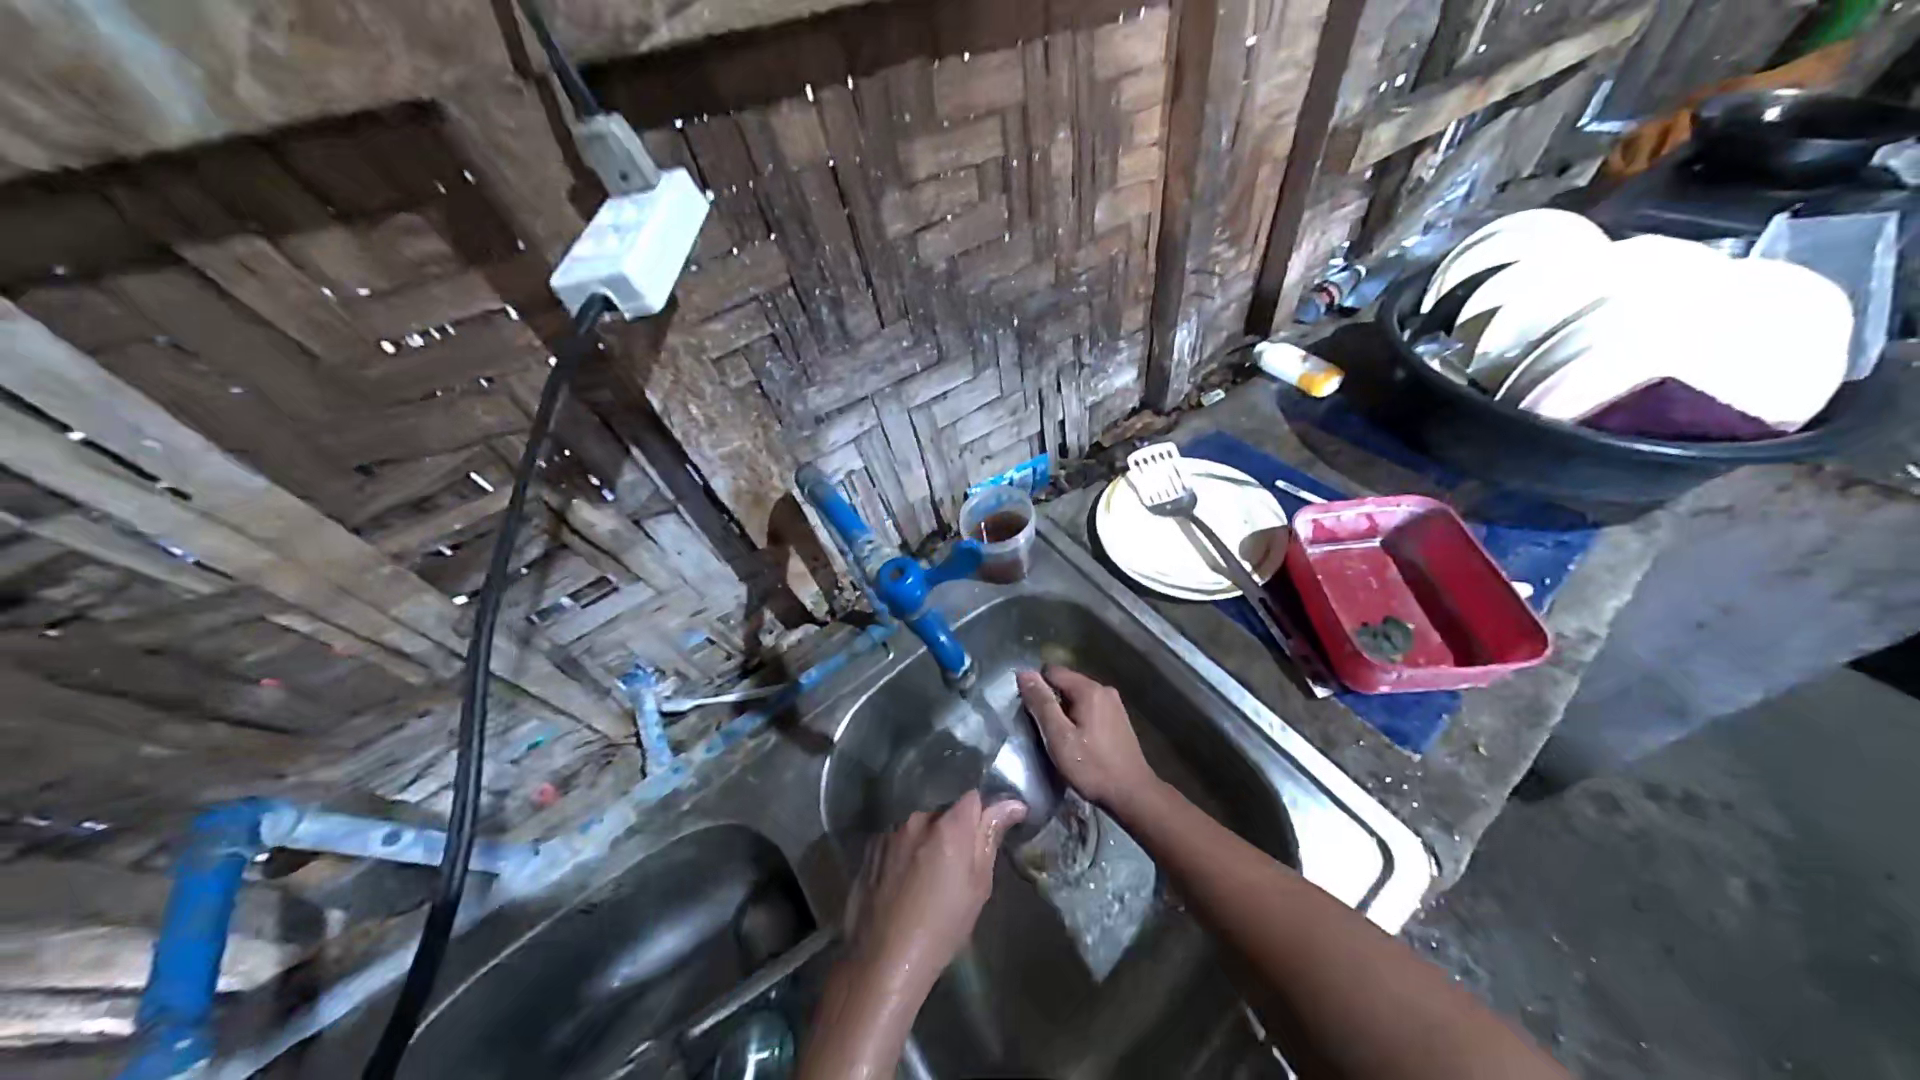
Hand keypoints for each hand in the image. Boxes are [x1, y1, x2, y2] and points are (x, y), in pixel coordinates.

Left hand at [848, 790, 1025, 986]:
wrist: (883, 960)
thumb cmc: (942, 927)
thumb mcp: (978, 887)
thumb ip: (991, 837)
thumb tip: (1012, 805)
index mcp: (950, 826)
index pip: (973, 799)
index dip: (982, 816)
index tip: (985, 839)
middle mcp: (919, 819)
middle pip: (945, 813)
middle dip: (953, 832)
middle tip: (956, 870)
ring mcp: (891, 832)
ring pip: (920, 827)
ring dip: (927, 842)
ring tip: (925, 881)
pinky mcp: (870, 847)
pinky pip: (897, 840)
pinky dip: (904, 853)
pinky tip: (902, 885)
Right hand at [1016, 664, 1158, 809]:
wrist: (1132, 794)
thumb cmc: (1093, 767)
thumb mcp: (1059, 737)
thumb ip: (1042, 703)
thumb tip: (1024, 673)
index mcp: (1090, 690)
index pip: (1052, 672)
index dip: (1036, 688)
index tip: (1030, 712)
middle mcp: (1104, 690)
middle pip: (1066, 683)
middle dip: (1051, 701)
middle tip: (1043, 730)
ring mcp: (1114, 704)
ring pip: (1077, 697)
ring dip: (1064, 712)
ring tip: (1058, 738)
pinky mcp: (1118, 719)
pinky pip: (1089, 709)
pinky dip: (1078, 719)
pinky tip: (1077, 741)